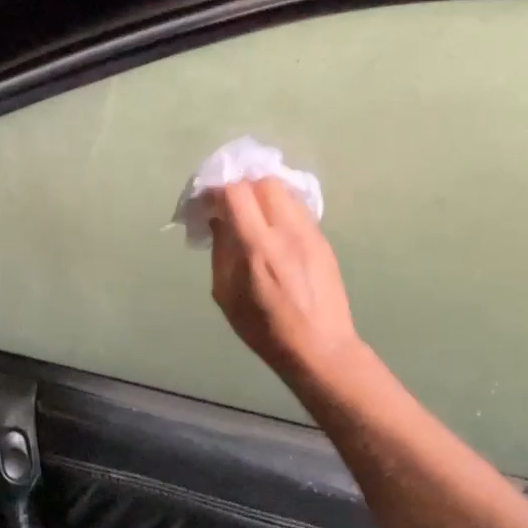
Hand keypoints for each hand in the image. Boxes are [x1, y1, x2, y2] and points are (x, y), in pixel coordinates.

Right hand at [208, 179, 360, 379]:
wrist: (318, 346)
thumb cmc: (263, 329)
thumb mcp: (226, 294)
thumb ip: (221, 251)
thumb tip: (218, 220)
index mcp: (257, 248)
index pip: (236, 192)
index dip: (216, 189)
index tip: (205, 202)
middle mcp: (286, 232)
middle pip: (263, 181)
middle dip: (240, 184)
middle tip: (227, 202)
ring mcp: (309, 233)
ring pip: (284, 190)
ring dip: (261, 193)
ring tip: (249, 212)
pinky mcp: (322, 239)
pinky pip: (297, 208)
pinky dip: (278, 207)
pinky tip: (270, 227)